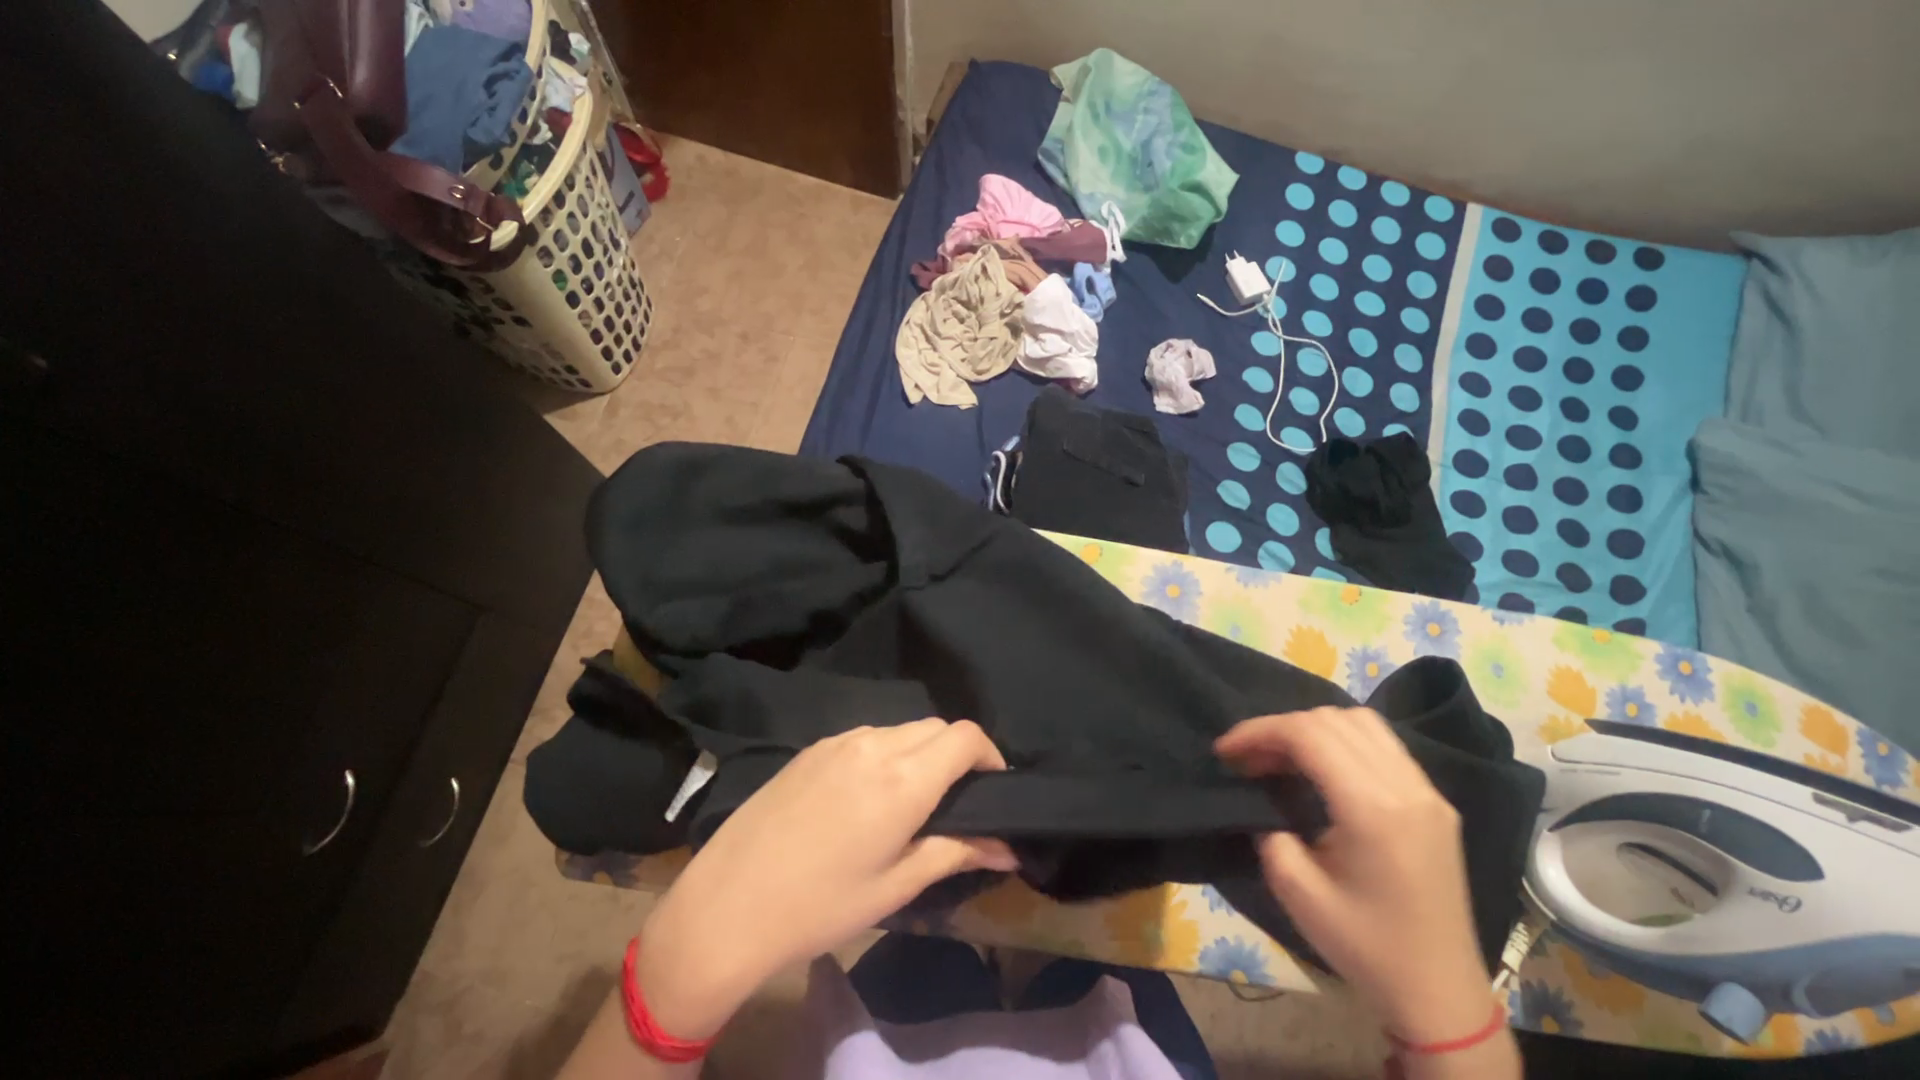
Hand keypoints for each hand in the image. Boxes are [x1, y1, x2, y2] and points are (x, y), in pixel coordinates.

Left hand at [634, 720, 1017, 1037]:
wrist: (727, 904)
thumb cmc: (820, 906)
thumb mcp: (895, 886)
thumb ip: (955, 853)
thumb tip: (1007, 846)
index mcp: (903, 780)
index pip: (966, 737)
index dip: (991, 756)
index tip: (994, 790)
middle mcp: (874, 745)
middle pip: (937, 727)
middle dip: (958, 754)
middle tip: (957, 802)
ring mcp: (837, 742)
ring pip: (901, 729)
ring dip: (921, 753)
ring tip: (912, 801)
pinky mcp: (810, 749)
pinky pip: (866, 736)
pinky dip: (886, 753)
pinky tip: (868, 796)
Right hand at [1216, 707, 1494, 1042]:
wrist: (1438, 990)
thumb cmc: (1364, 946)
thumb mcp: (1297, 892)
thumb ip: (1270, 833)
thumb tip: (1261, 801)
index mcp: (1372, 808)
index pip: (1309, 735)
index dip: (1260, 731)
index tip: (1224, 751)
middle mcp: (1406, 787)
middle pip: (1334, 721)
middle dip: (1281, 728)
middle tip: (1247, 759)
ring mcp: (1427, 792)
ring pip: (1363, 724)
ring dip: (1314, 729)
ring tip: (1280, 758)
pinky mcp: (1435, 803)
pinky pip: (1384, 746)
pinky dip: (1344, 742)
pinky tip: (1321, 769)